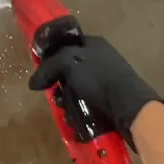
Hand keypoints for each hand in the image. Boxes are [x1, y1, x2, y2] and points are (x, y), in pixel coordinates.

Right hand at [28, 35, 163, 137]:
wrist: (130, 107)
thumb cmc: (99, 78)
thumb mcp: (69, 63)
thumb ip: (49, 67)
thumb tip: (33, 82)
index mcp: (93, 44)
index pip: (66, 46)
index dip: (52, 57)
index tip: (42, 73)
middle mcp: (101, 59)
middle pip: (70, 70)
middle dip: (59, 84)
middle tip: (55, 95)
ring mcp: (107, 80)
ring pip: (77, 89)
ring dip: (68, 100)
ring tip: (66, 111)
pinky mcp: (111, 99)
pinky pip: (88, 103)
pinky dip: (80, 110)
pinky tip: (76, 120)